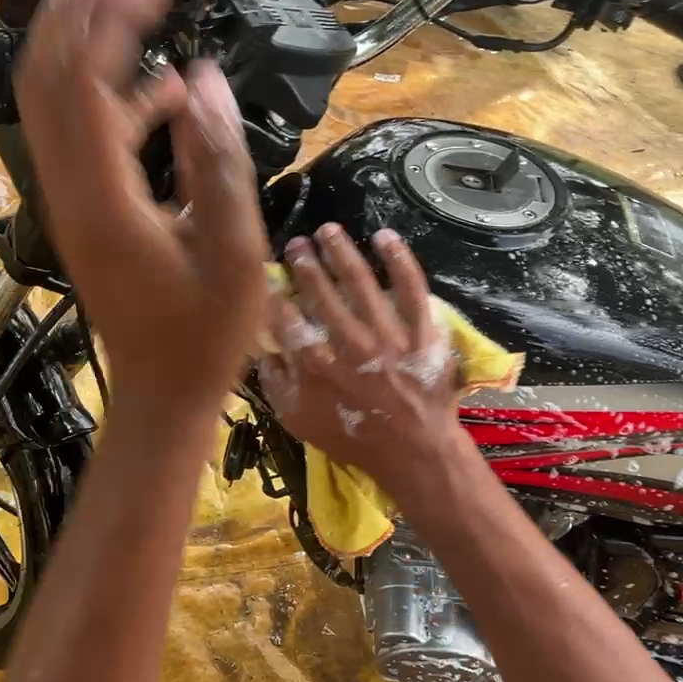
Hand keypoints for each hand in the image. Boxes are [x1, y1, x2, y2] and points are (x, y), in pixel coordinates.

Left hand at [14, 0, 267, 413]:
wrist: (160, 393)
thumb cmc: (201, 340)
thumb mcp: (233, 252)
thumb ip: (219, 161)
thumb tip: (204, 81)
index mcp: (106, 202)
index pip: (84, 83)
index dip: (107, 19)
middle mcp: (71, 197)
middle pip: (46, 80)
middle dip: (73, 11)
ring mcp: (70, 207)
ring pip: (51, 105)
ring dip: (80, 45)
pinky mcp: (82, 217)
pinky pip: (79, 141)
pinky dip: (108, 100)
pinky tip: (158, 91)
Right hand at [260, 225, 474, 498]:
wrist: (412, 451)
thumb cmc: (351, 438)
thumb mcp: (297, 421)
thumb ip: (276, 383)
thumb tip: (261, 350)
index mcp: (313, 364)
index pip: (285, 317)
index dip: (272, 292)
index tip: (266, 275)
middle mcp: (347, 343)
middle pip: (320, 292)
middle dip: (305, 263)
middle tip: (297, 243)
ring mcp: (387, 334)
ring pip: (361, 282)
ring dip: (342, 252)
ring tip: (329, 231)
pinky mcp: (421, 332)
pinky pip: (412, 288)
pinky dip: (399, 260)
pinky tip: (385, 238)